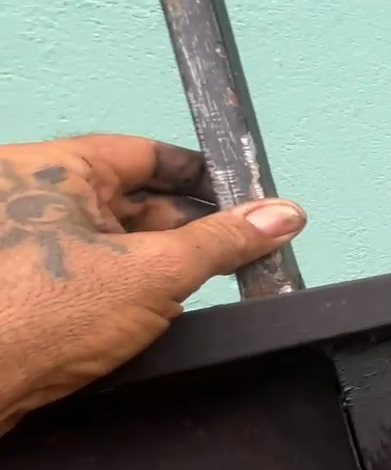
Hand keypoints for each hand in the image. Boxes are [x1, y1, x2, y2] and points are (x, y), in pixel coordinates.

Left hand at [0, 134, 305, 432]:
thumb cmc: (34, 316)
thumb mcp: (158, 270)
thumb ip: (229, 239)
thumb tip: (285, 214)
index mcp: (38, 170)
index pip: (145, 154)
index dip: (207, 177)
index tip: (253, 205)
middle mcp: (17, 196)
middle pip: (135, 196)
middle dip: (195, 224)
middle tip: (245, 249)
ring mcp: (13, 240)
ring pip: (116, 235)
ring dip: (167, 257)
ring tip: (204, 281)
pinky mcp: (14, 282)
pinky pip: (93, 265)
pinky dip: (132, 280)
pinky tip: (158, 306)